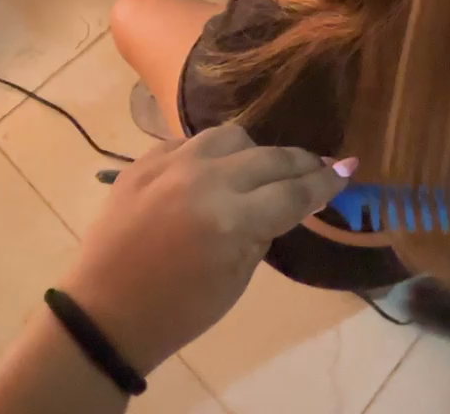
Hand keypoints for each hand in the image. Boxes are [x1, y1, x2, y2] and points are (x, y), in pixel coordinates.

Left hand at [55, 125, 351, 373]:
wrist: (102, 314)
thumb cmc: (178, 311)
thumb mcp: (236, 280)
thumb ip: (265, 229)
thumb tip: (292, 198)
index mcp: (230, 220)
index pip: (294, 192)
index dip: (325, 182)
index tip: (347, 169)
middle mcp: (205, 180)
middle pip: (270, 158)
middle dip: (301, 163)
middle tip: (318, 167)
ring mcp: (171, 164)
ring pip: (232, 135)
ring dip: (253, 151)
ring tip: (257, 169)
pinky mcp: (145, 160)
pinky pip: (191, 141)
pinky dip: (210, 155)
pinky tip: (212, 173)